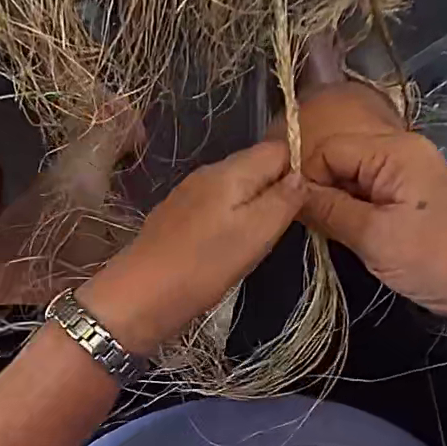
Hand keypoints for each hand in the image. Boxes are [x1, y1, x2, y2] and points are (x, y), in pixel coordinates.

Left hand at [79, 141, 304, 353]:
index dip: (298, 169)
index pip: (277, 148)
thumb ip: (283, 200)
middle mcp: (207, 173)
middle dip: (276, 190)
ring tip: (260, 240)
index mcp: (230, 170)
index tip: (308, 202)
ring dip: (254, 208)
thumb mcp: (255, 233)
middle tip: (285, 226)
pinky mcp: (176, 218)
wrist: (139, 297)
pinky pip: (216, 208)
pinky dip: (230, 222)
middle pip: (256, 167)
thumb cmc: (202, 265)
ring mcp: (188, 195)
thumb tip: (301, 175)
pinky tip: (229, 247)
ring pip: (236, 189)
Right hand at [299, 115, 446, 322]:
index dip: (306, 178)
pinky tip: (350, 236)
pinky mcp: (410, 198)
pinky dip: (353, 213)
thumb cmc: (435, 259)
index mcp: (394, 151)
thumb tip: (289, 192)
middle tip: (309, 228)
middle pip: (340, 162)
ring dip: (336, 205)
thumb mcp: (373, 236)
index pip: (328, 150)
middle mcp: (400, 153)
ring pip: (352, 181)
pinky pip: (368, 195)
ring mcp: (408, 176)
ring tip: (328, 235)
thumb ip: (328, 210)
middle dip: (320, 191)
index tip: (293, 214)